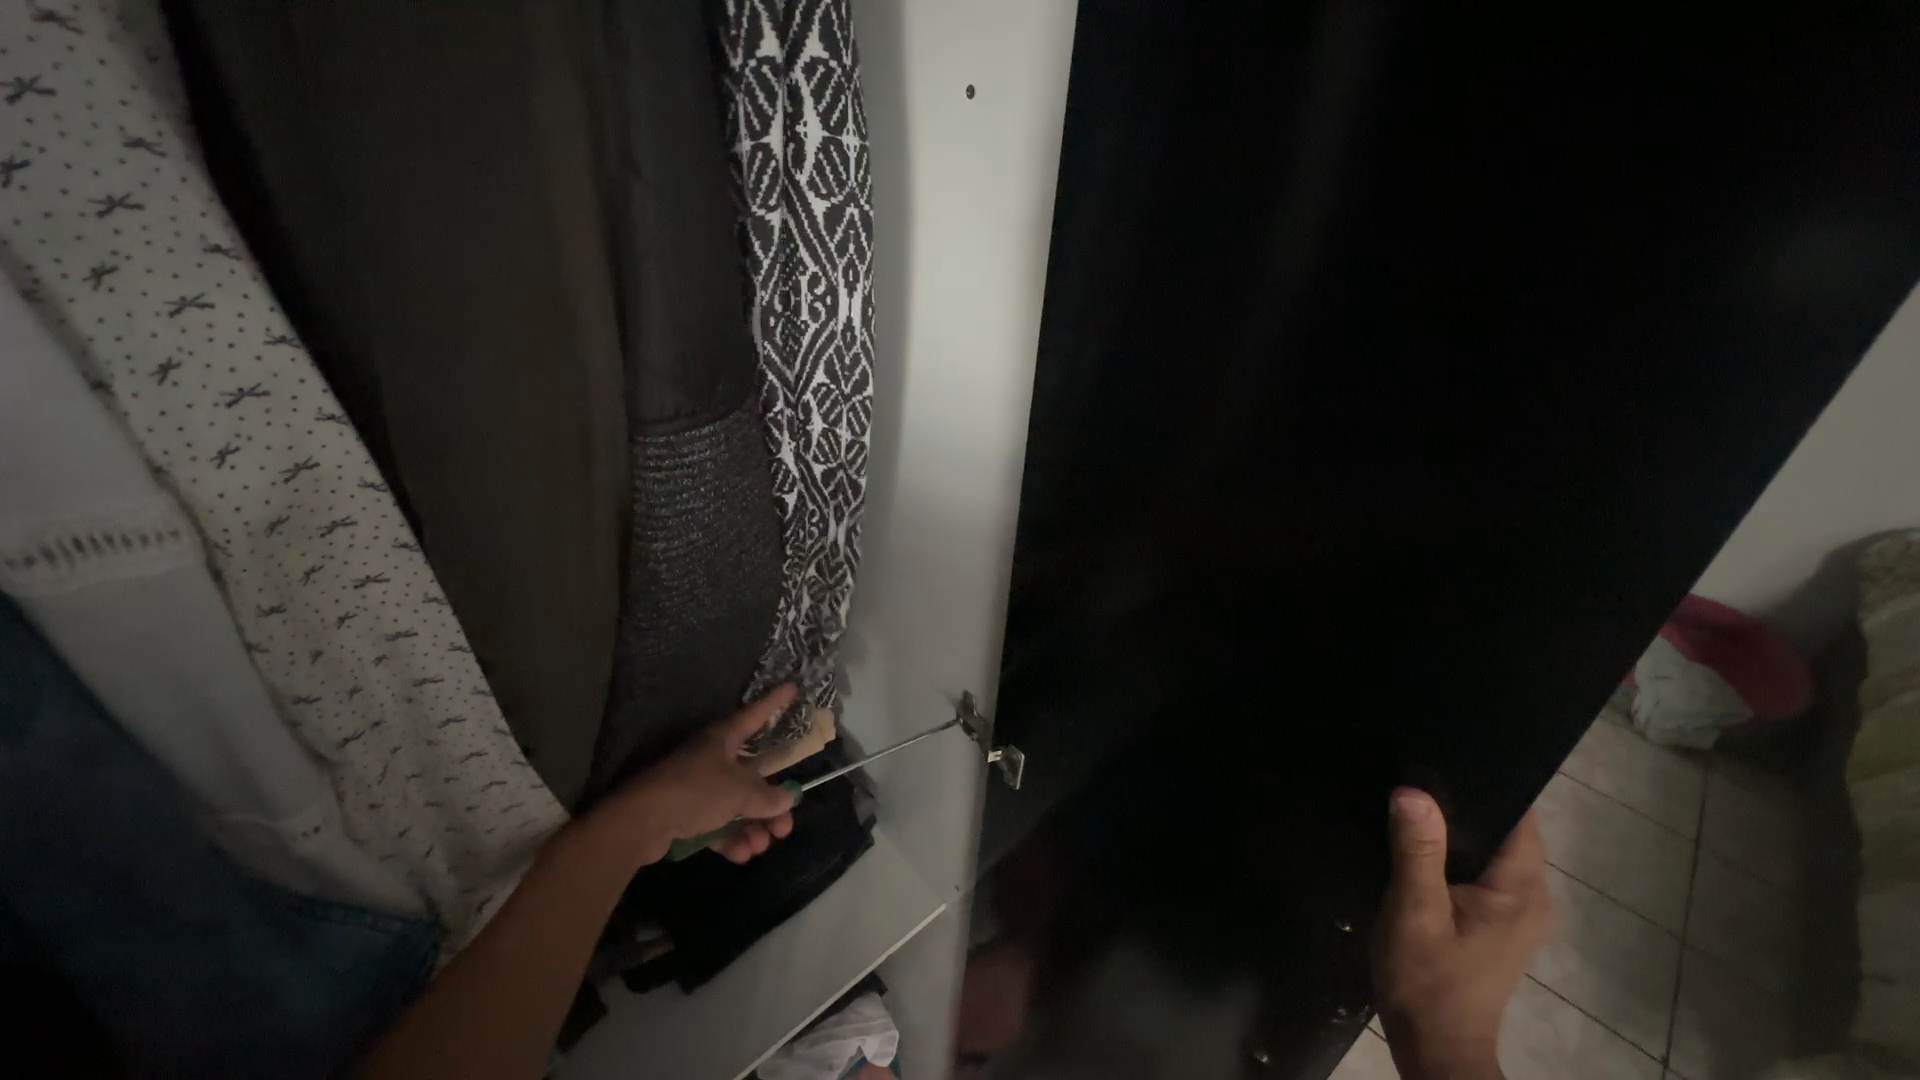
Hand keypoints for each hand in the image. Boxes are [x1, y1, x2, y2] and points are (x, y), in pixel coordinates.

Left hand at [600, 685, 798, 864]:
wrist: (640, 822)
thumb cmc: (695, 791)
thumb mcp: (739, 792)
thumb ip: (767, 796)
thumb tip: (787, 799)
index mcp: (723, 739)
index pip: (756, 715)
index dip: (775, 703)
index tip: (793, 687)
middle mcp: (712, 758)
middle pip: (752, 776)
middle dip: (771, 803)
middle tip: (785, 826)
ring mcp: (698, 788)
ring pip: (736, 805)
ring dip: (753, 826)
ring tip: (762, 845)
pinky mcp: (686, 815)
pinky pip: (718, 824)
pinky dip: (731, 838)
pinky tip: (742, 854)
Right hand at [1371, 788, 1554, 1079]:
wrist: (1433, 1047)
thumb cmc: (1426, 980)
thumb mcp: (1414, 911)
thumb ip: (1417, 851)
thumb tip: (1412, 791)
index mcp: (1521, 891)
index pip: (1516, 817)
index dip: (1481, 783)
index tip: (1437, 759)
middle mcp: (1532, 896)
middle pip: (1503, 828)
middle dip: (1460, 803)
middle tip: (1410, 776)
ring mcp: (1516, 911)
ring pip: (1488, 848)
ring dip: (1453, 829)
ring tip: (1408, 802)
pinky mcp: (1496, 921)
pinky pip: (1478, 868)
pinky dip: (1451, 853)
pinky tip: (1415, 846)